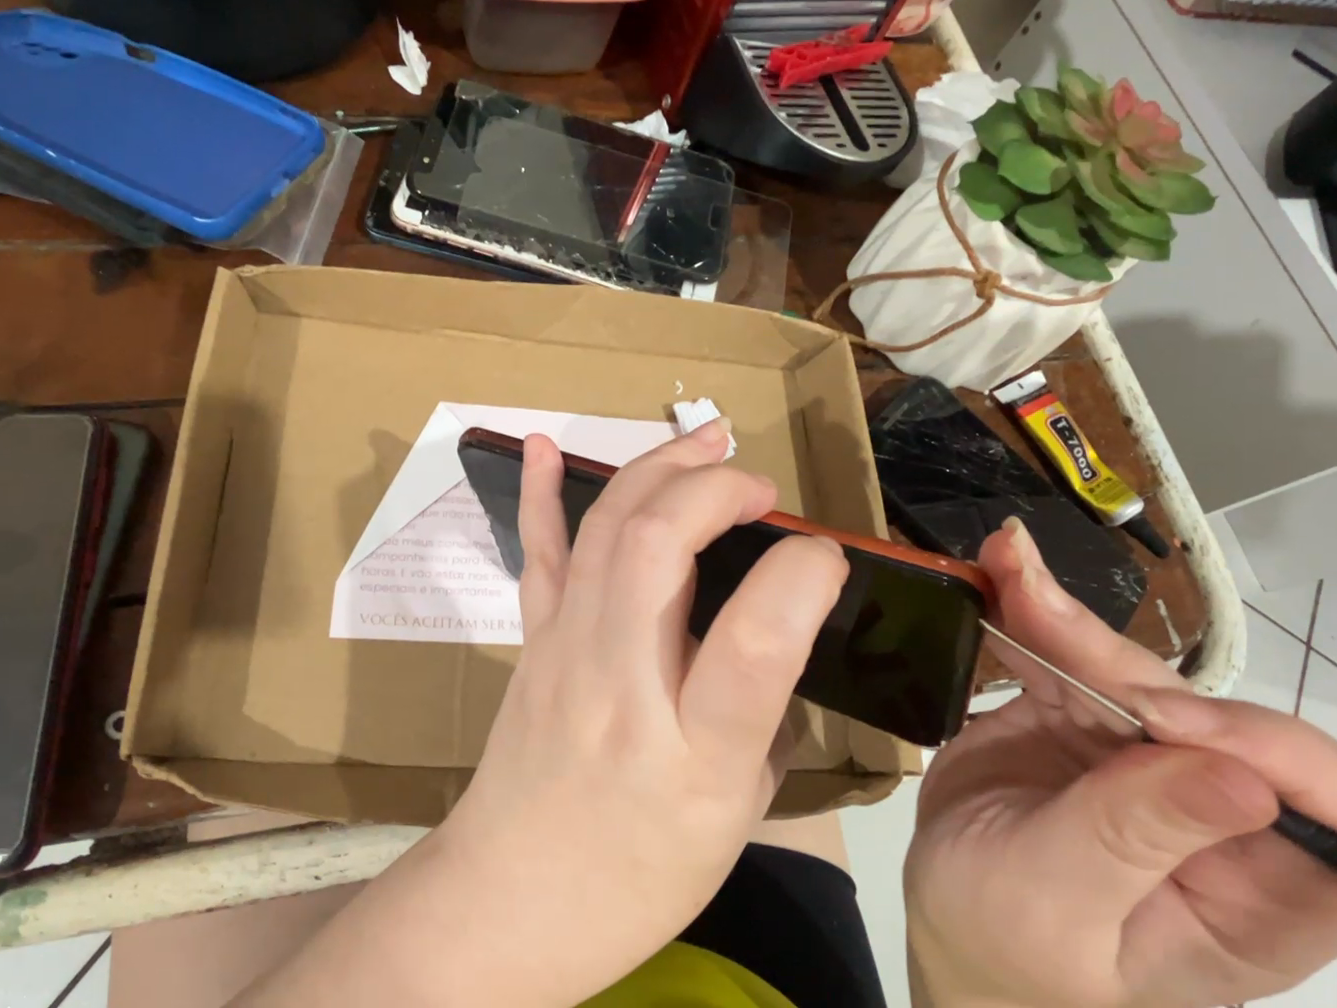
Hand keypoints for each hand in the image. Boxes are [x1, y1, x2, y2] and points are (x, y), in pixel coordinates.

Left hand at [427, 421, 850, 1005]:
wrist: (512, 897)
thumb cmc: (639, 874)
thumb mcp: (736, 817)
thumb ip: (762, 717)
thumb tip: (776, 630)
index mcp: (695, 751)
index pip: (754, 640)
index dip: (803, 575)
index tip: (824, 557)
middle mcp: (622, 685)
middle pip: (659, 550)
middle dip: (715, 491)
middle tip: (758, 489)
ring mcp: (565, 651)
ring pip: (603, 533)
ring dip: (656, 471)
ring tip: (704, 440)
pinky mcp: (533, 640)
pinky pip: (537, 555)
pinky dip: (539, 493)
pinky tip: (541, 443)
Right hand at [904, 520, 1336, 1007]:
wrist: (945, 919)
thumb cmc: (1005, 944)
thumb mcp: (1057, 907)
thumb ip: (1129, 841)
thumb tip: (1242, 780)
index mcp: (1259, 899)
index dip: (1293, 763)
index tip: (1169, 724)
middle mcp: (1222, 819)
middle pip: (1221, 725)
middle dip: (1133, 667)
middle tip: (1042, 616)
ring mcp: (1147, 764)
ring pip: (1135, 676)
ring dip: (1069, 619)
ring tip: (1009, 560)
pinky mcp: (1081, 725)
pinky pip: (1067, 661)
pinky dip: (1032, 614)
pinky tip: (1005, 571)